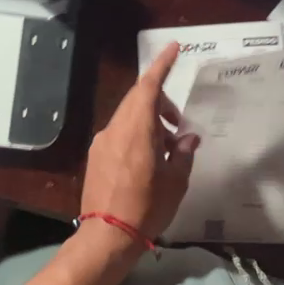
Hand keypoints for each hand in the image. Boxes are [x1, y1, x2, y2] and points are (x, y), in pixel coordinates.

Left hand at [80, 42, 199, 243]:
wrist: (107, 236)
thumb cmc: (146, 208)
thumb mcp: (175, 182)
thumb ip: (183, 154)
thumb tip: (187, 138)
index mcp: (137, 130)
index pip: (149, 86)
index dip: (162, 65)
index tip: (174, 48)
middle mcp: (116, 129)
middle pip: (138, 100)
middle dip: (161, 103)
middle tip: (180, 123)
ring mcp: (102, 142)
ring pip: (128, 118)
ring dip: (150, 122)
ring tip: (168, 148)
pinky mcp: (96, 157)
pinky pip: (119, 134)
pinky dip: (137, 135)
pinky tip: (149, 159)